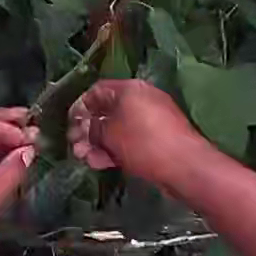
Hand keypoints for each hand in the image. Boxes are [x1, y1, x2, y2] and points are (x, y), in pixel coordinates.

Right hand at [66, 79, 215, 186]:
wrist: (185, 166)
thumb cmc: (144, 142)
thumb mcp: (110, 134)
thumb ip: (92, 128)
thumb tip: (83, 127)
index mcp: (130, 89)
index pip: (97, 91)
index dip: (80, 107)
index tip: (69, 124)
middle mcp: (141, 99)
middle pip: (106, 111)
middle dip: (88, 130)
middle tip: (75, 147)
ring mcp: (151, 120)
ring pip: (117, 128)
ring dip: (99, 143)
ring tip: (85, 159)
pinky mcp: (157, 139)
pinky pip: (130, 140)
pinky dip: (115, 149)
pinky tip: (101, 163)